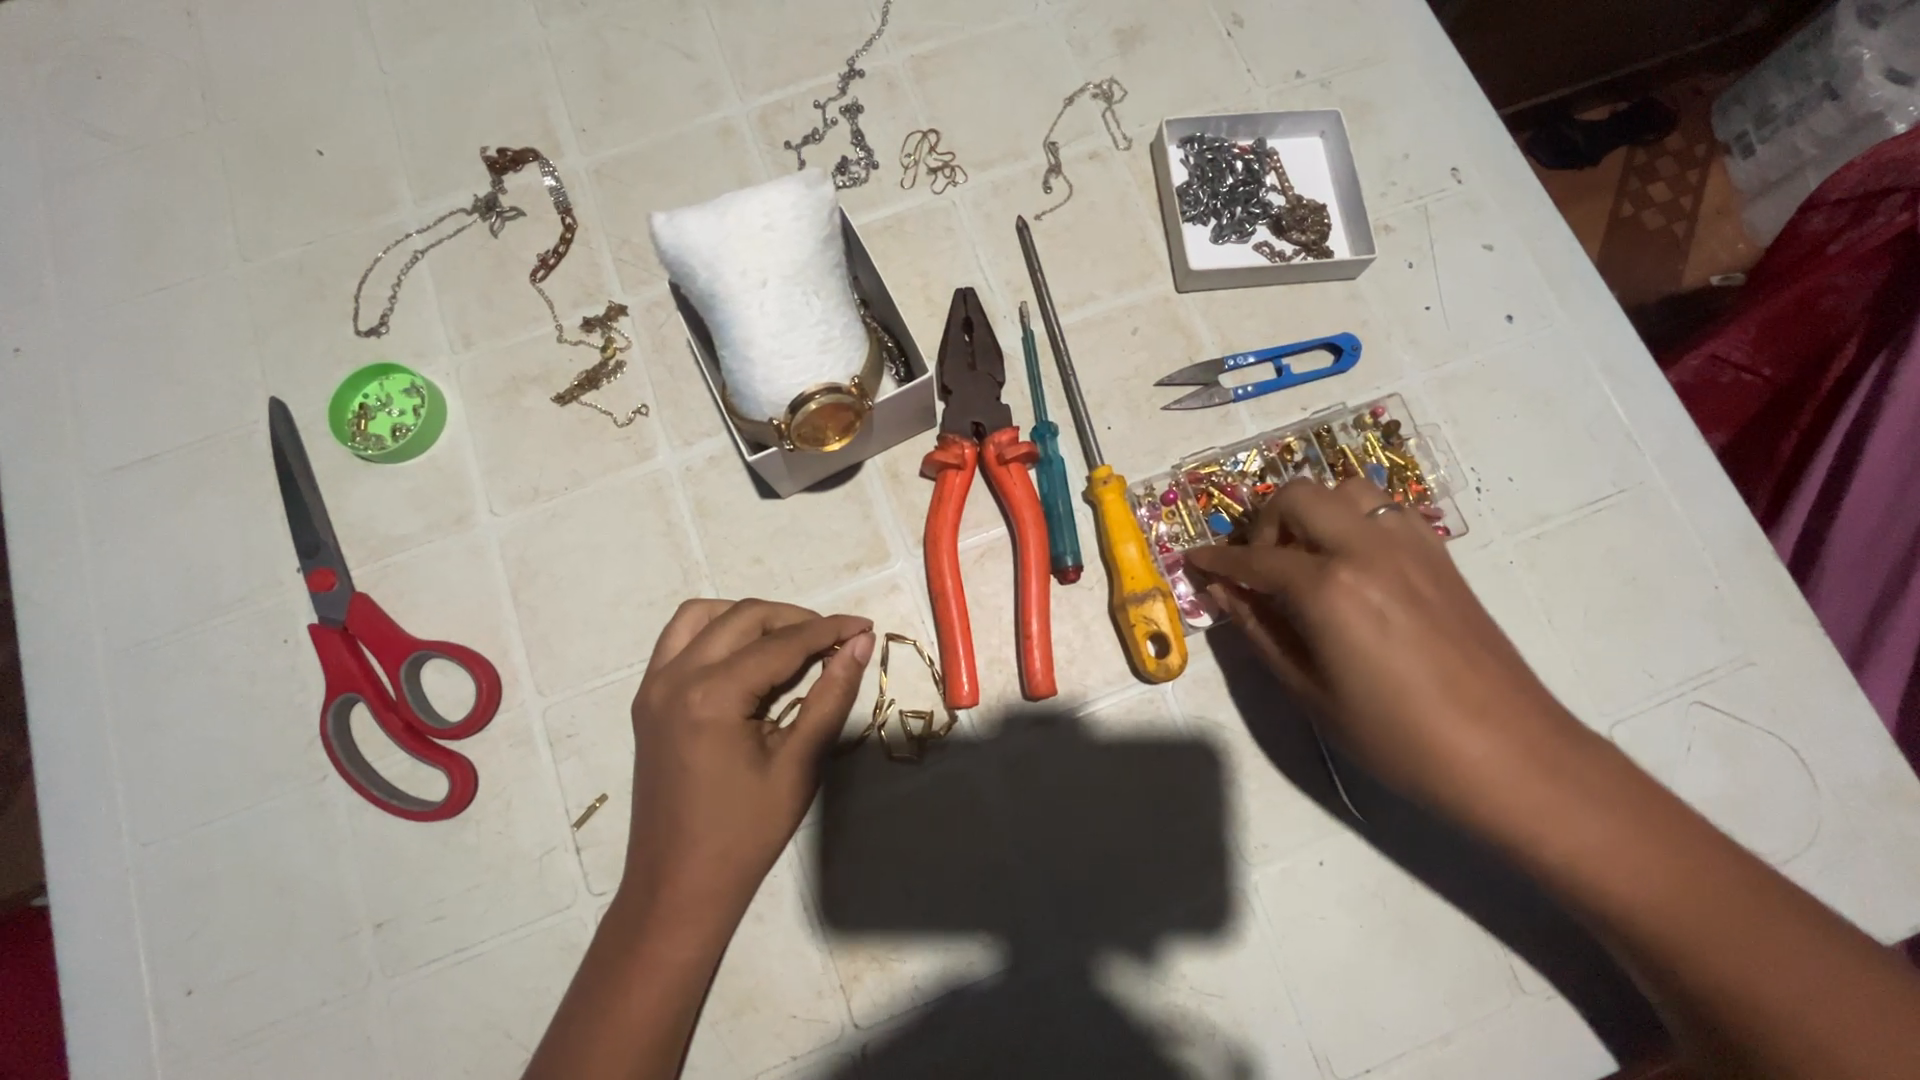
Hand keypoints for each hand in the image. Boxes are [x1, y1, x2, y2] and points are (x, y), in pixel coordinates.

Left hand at [622, 599, 874, 918]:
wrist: (678, 885)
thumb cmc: (745, 834)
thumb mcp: (799, 765)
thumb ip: (830, 697)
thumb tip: (860, 645)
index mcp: (712, 696)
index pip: (782, 643)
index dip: (829, 630)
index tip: (865, 627)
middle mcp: (675, 678)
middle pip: (743, 617)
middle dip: (795, 619)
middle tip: (836, 640)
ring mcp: (653, 686)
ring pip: (703, 615)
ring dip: (750, 617)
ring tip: (790, 640)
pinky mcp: (646, 700)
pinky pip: (678, 639)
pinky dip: (715, 631)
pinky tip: (745, 655)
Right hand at [1185, 478, 1581, 812]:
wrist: (1508, 753)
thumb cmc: (1395, 736)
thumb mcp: (1309, 691)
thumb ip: (1258, 630)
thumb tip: (1222, 590)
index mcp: (1329, 587)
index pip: (1254, 559)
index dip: (1217, 560)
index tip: (1193, 560)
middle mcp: (1366, 548)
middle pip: (1297, 497)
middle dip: (1264, 524)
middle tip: (1259, 567)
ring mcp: (1409, 545)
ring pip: (1345, 490)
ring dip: (1313, 512)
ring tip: (1305, 559)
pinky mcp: (1439, 555)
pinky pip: (1384, 510)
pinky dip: (1353, 520)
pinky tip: (1350, 565)